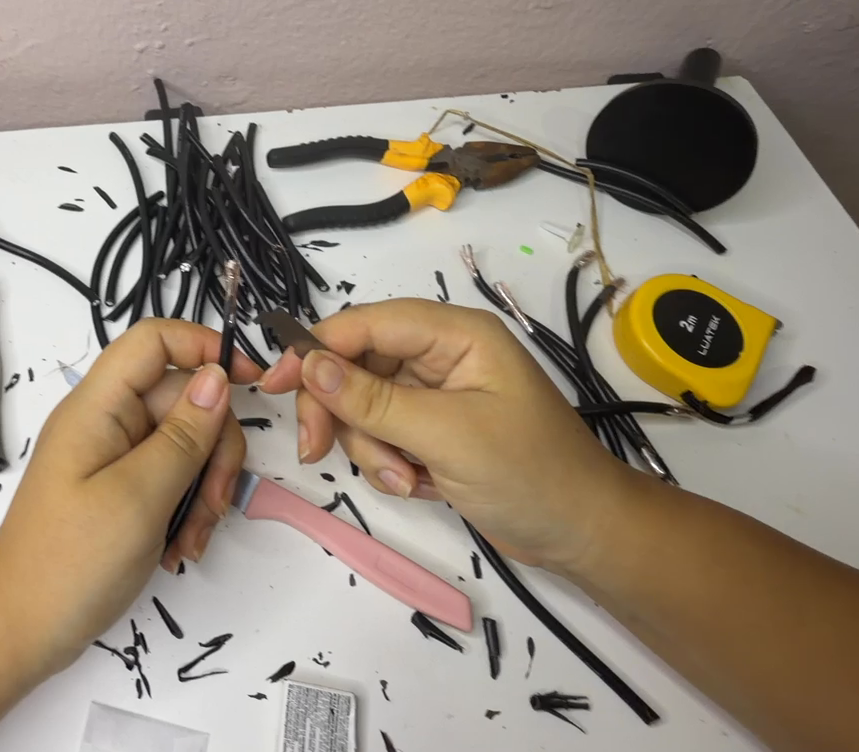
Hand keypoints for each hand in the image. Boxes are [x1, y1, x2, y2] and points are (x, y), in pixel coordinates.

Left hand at [0, 319, 262, 675]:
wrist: (18, 632)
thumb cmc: (71, 560)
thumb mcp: (138, 497)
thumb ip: (182, 435)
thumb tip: (216, 377)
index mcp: (99, 405)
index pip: (153, 340)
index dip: (203, 346)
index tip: (250, 381)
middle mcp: (108, 420)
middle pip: (182, 398)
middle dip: (213, 448)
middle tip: (215, 504)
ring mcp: (114, 455)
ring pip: (185, 441)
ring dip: (203, 487)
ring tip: (193, 539)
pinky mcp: (122, 487)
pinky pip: (171, 476)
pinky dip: (187, 507)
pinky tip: (182, 547)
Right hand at [259, 298, 635, 572]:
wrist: (583, 535)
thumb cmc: (529, 474)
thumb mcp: (446, 436)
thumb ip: (373, 400)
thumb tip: (309, 365)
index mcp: (454, 334)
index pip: (366, 324)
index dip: (316, 348)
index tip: (275, 383)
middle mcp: (438, 352)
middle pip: (354, 364)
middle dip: (340, 410)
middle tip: (317, 450)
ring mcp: (431, 390)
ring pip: (360, 402)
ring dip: (369, 445)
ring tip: (403, 478)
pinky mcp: (428, 424)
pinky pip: (378, 429)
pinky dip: (385, 459)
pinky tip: (417, 483)